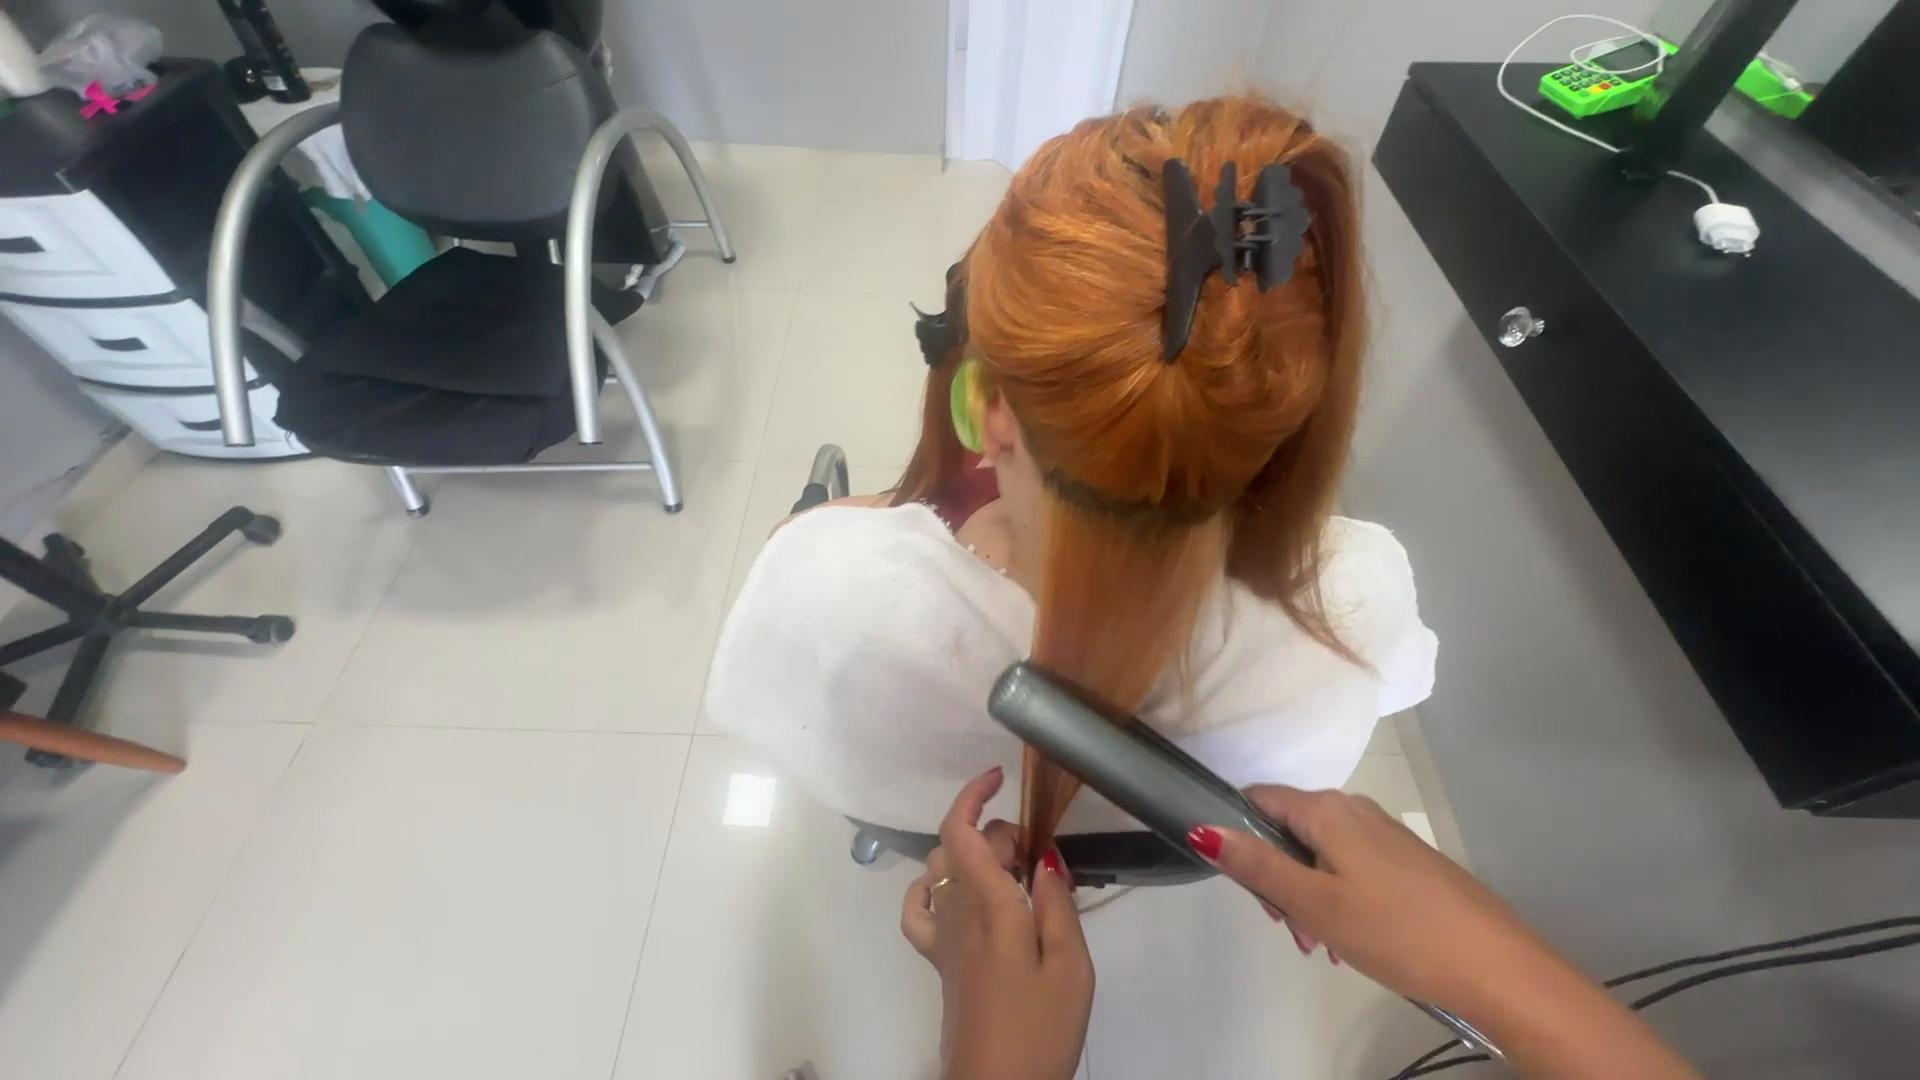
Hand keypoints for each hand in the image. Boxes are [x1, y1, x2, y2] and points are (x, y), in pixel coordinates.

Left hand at [901, 769, 1092, 1079]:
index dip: (973, 793)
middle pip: (961, 845)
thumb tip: (1045, 856)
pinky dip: (931, 887)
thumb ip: (1057, 904)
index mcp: (989, 906)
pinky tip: (957, 893)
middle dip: (1000, 835)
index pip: (962, 830)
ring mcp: (942, 936)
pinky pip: (917, 911)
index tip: (999, 777)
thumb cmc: (1040, 1029)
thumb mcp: (1071, 967)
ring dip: (975, 856)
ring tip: (1015, 879)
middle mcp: (956, 911)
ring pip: (941, 868)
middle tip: (1041, 862)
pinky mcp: (938, 961)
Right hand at [1189, 786, 1562, 1016]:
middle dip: (1278, 878)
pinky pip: (1352, 867)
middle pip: (1288, 829)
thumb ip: (1255, 865)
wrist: (1502, 971)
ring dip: (1307, 895)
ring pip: (1320, 853)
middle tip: (1294, 931)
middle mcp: (1354, 809)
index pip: (1257, 799)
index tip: (1255, 892)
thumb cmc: (1397, 932)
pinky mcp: (1408, 861)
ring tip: (1324, 945)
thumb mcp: (1314, 903)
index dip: (1239, 839)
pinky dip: (1339, 897)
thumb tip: (1201, 828)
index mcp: (1328, 809)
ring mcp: (1385, 834)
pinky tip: (1353, 940)